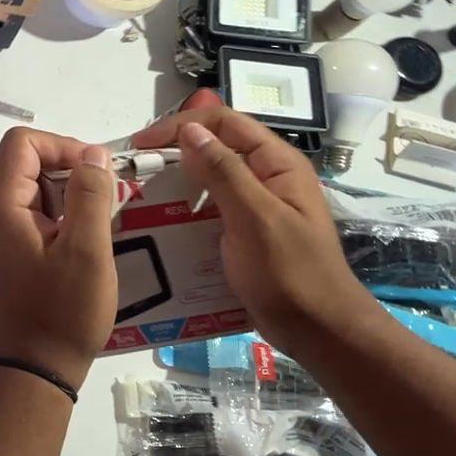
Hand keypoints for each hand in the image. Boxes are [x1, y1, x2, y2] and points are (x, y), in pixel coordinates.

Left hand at [0, 128, 118, 389]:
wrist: (34, 371)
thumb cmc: (62, 311)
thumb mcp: (86, 250)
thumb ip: (90, 194)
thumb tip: (92, 155)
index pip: (21, 144)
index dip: (62, 146)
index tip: (96, 171)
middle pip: (21, 164)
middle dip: (66, 171)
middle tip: (103, 199)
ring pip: (26, 192)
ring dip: (63, 197)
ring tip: (96, 225)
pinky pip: (24, 218)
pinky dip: (54, 219)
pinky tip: (79, 246)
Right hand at [132, 90, 379, 354]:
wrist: (319, 332)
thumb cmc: (291, 273)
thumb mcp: (255, 218)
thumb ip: (223, 172)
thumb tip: (189, 130)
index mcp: (278, 165)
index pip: (225, 123)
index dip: (180, 125)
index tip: (142, 144)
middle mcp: (267, 178)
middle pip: (215, 147)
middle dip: (174, 151)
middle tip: (136, 169)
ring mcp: (256, 206)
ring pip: (209, 179)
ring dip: (176, 181)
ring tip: (142, 193)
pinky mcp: (244, 232)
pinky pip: (209, 209)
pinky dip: (184, 209)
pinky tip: (161, 223)